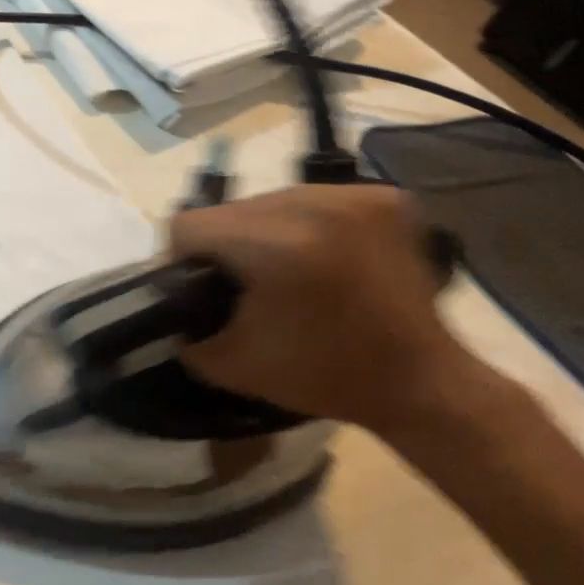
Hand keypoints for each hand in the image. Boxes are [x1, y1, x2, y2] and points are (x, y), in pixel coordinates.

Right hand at [170, 185, 469, 430]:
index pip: (188, 225)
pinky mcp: (383, 199)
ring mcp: (353, 198)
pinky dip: (305, 224)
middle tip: (242, 285)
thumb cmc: (322, 375)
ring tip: (282, 270)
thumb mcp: (228, 362)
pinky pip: (313, 198)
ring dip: (263, 232)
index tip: (198, 289)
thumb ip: (178, 325)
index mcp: (274, 246)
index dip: (181, 260)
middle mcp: (313, 207)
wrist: (423, 386)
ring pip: (267, 201)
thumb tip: (160, 297)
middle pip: (228, 211)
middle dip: (225, 246)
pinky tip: (318, 254)